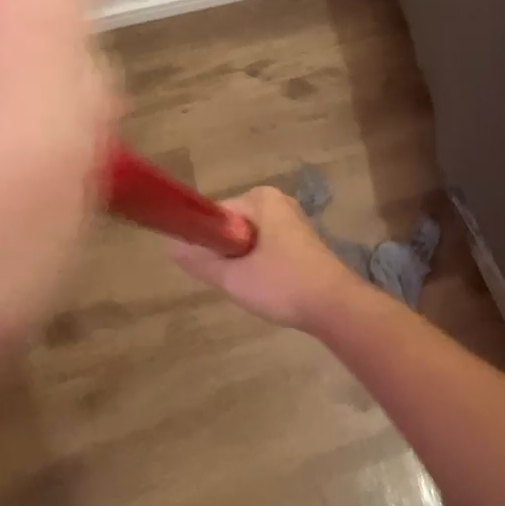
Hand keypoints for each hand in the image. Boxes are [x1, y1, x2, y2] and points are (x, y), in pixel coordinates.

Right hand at [168, 187, 369, 331]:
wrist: (335, 306)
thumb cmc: (282, 284)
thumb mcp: (233, 277)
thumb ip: (200, 260)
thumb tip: (169, 246)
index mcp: (261, 198)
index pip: (216, 214)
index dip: (206, 241)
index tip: (209, 268)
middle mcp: (278, 201)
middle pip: (233, 226)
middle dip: (227, 254)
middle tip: (234, 281)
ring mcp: (292, 220)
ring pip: (250, 240)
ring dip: (244, 262)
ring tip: (253, 286)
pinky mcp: (302, 240)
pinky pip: (267, 247)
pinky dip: (261, 265)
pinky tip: (268, 287)